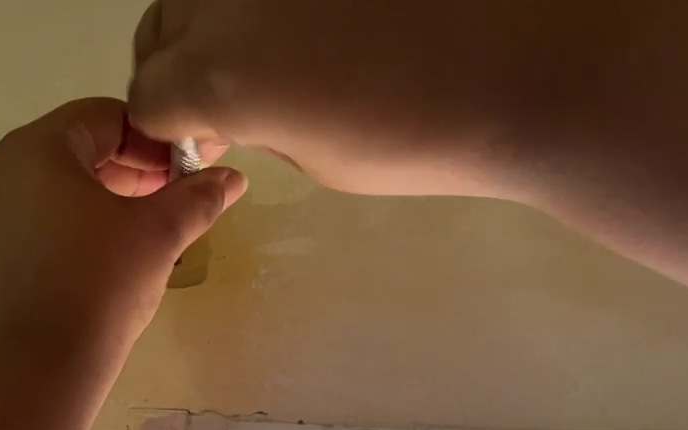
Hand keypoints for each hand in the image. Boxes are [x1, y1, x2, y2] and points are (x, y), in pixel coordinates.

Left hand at [0, 98, 246, 368]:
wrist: (39, 370)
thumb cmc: (100, 286)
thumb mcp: (158, 235)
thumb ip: (196, 198)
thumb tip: (231, 179)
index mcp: (35, 147)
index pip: (105, 118)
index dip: (154, 141)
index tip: (186, 175)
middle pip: (76, 152)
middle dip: (129, 173)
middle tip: (170, 205)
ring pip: (54, 193)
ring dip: (102, 205)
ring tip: (141, 237)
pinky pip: (34, 228)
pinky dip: (70, 233)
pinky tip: (101, 265)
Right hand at [128, 0, 599, 198]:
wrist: (540, 57)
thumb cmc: (420, 136)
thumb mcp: (312, 156)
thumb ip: (251, 122)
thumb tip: (228, 110)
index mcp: (220, 76)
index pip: (147, 97)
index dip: (168, 127)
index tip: (205, 138)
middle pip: (160, 26)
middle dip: (179, 66)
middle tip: (232, 93)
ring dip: (216, 22)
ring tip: (272, 50)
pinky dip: (267, 3)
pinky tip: (311, 21)